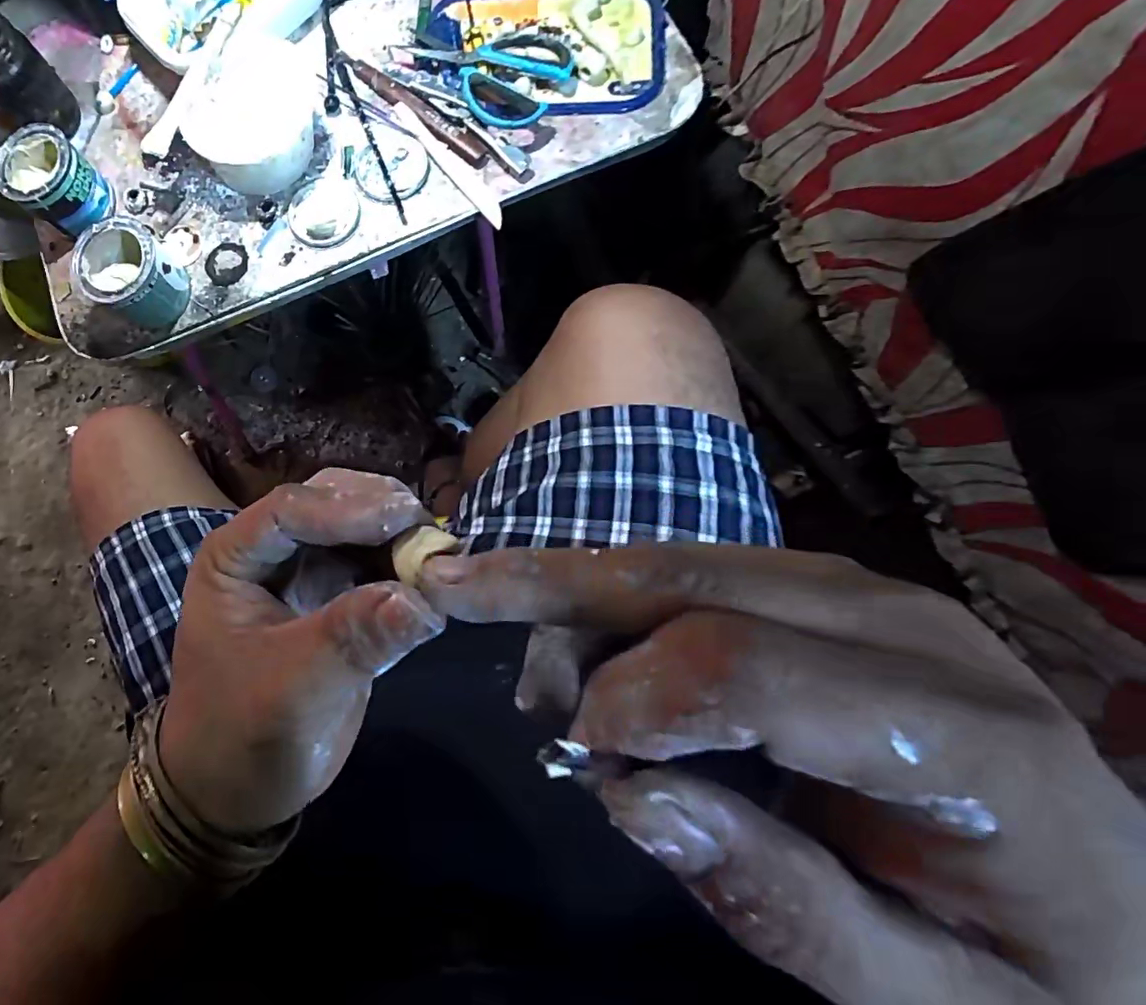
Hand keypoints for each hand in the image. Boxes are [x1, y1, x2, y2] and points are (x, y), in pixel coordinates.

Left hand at [159, 468, 445, 833]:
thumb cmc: (241, 733)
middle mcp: (267, 553)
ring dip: (398, 537)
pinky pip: (372, 568)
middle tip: (431, 530)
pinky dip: (403, 569)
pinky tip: (436, 579)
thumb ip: (352, 637)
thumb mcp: (292, 686)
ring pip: (355, 531)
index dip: (345, 509)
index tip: (404, 519)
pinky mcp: (332, 602)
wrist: (234, 786)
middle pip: (325, 504)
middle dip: (377, 510)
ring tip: (443, 553)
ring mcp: (301, 575)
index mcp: (232, 557)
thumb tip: (423, 600)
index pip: (288, 509)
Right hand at [420, 544, 1145, 1004]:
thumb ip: (782, 902)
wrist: (1114, 895)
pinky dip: (601, 601)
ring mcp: (851, 590)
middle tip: (442, 589)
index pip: (744, 667)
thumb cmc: (1032, 967)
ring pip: (663, 561)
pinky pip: (677, 568)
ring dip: (569, 602)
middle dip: (544, 584)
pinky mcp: (809, 586)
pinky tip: (576, 653)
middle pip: (682, 579)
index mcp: (968, 735)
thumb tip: (627, 798)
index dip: (627, 698)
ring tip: (542, 690)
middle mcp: (902, 625)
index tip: (574, 755)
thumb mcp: (930, 996)